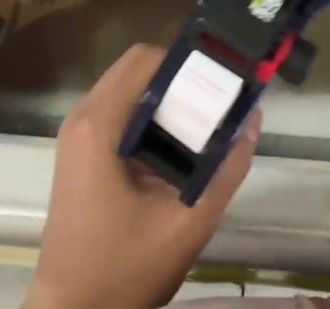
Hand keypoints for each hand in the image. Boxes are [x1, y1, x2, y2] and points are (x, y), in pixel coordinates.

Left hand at [25, 45, 260, 308]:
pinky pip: (119, 111)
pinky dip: (150, 115)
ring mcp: (77, 135)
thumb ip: (226, 168)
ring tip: (205, 122)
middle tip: (219, 102)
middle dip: (181, 78)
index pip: (147, 60)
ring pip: (129, 88)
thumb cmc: (125, 268)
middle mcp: (82, 118)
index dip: (188, 62)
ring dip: (167, 97)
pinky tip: (179, 145)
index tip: (223, 79)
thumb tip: (252, 118)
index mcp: (99, 125)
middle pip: (137, 68)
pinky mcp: (80, 152)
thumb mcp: (188, 221)